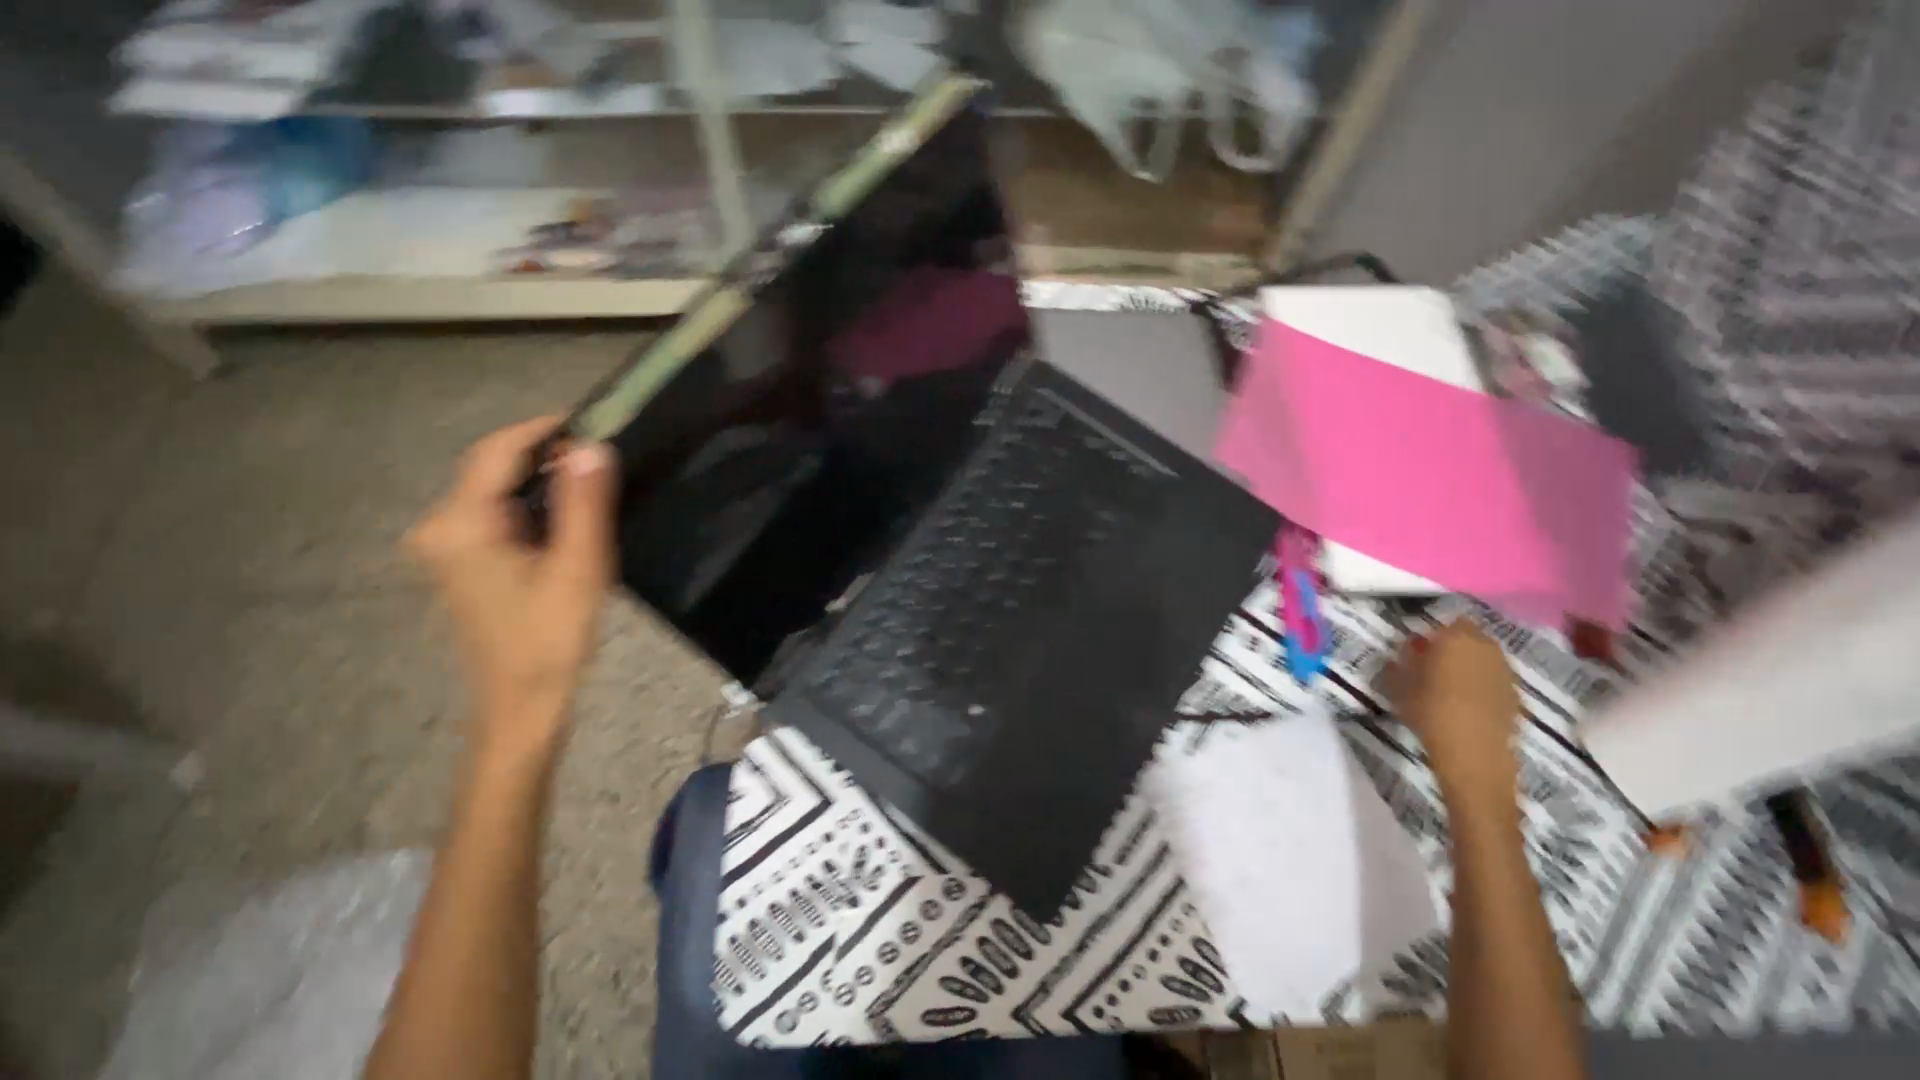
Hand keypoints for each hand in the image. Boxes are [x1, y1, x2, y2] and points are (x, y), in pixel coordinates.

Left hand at [406, 417, 617, 763]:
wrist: (521, 705)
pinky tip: (564, 518)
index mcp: (461, 524)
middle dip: (545, 456)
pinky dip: (527, 505)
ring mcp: (442, 543)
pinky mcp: (456, 558)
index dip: (547, 430)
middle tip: (602, 460)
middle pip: (493, 465)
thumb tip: (592, 445)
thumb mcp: (579, 567)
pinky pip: (493, 512)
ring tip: (592, 485)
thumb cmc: (550, 640)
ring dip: (539, 481)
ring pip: (494, 488)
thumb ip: (584, 502)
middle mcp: (439, 525)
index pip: (500, 449)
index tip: (597, 425)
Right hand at [1390, 620, 1521, 804]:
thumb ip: (1401, 661)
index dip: (1434, 634)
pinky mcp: (1516, 693)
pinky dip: (1483, 684)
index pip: (1447, 621)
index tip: (1420, 648)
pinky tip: (1468, 703)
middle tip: (1434, 665)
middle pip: (1469, 637)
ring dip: (1470, 664)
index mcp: (1455, 638)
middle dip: (1454, 646)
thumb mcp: (1399, 686)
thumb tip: (1407, 649)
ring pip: (1484, 657)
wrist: (1474, 754)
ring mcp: (1505, 670)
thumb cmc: (1430, 713)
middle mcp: (1485, 646)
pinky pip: (1494, 678)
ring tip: (1451, 685)